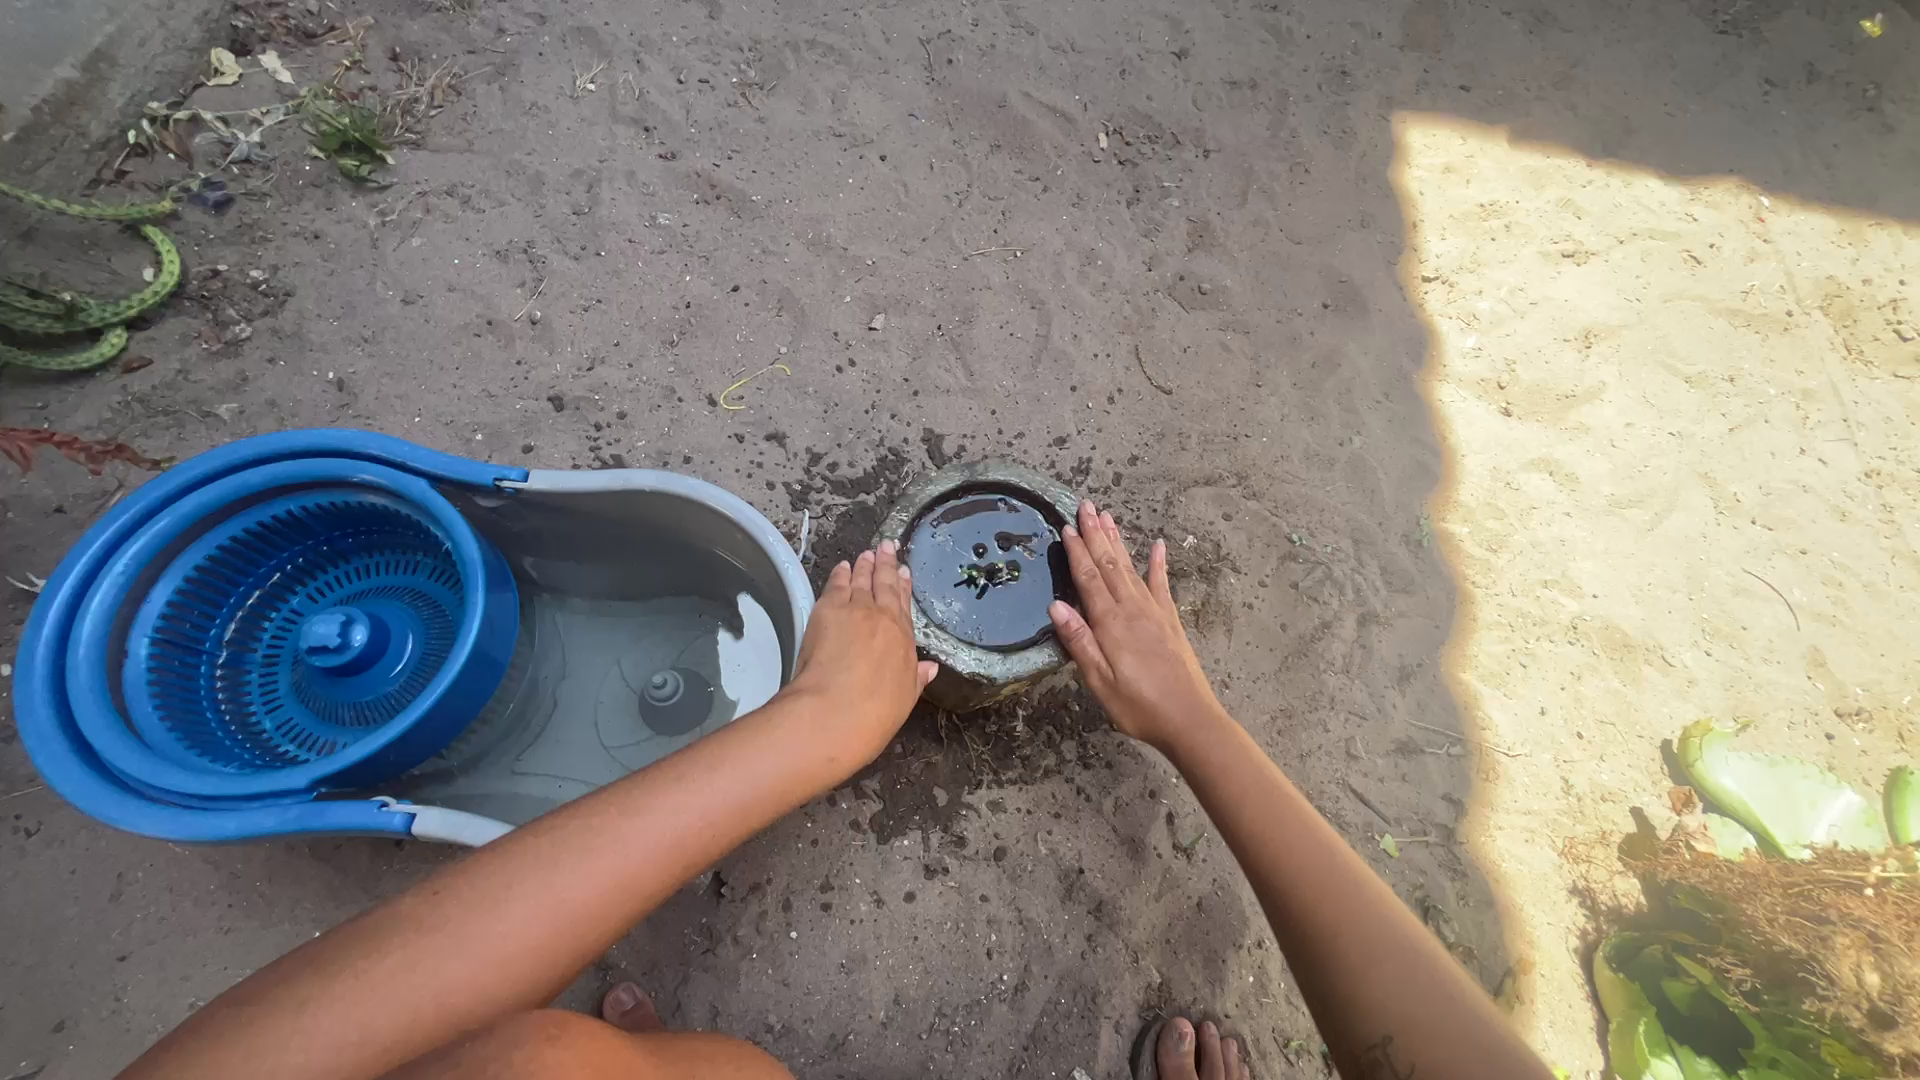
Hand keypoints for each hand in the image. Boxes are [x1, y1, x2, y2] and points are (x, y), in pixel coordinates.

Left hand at [784, 540, 938, 760]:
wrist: (835, 711)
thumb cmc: (874, 713)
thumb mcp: (906, 698)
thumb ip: (916, 678)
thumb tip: (930, 668)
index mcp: (903, 638)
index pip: (904, 605)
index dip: (904, 587)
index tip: (905, 572)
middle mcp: (882, 617)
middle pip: (885, 584)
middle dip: (887, 564)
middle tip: (888, 546)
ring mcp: (854, 610)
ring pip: (860, 579)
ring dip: (864, 565)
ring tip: (867, 553)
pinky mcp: (826, 610)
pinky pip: (836, 585)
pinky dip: (840, 574)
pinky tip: (841, 567)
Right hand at [1048, 500, 1224, 751]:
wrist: (1190, 720)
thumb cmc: (1139, 707)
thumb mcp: (1099, 682)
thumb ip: (1079, 642)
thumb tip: (1056, 605)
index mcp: (1111, 624)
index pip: (1089, 579)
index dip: (1077, 552)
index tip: (1067, 526)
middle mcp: (1133, 610)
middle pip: (1110, 564)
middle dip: (1096, 534)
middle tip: (1086, 505)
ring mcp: (1155, 613)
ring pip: (1131, 568)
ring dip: (1118, 541)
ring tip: (1108, 516)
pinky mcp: (1171, 622)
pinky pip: (1162, 585)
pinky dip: (1159, 564)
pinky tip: (1159, 546)